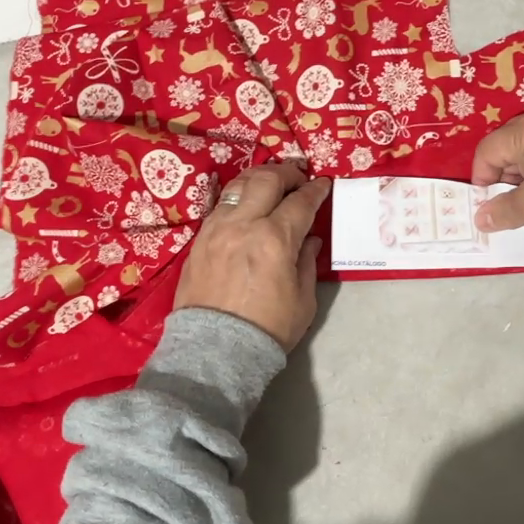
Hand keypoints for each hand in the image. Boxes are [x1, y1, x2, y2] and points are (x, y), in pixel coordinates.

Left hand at [175, 163, 331, 350]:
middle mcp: (244, 225)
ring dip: (259, 177)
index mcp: (275, 240)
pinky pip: (221, 205)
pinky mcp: (200, 239)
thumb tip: (308, 239)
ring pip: (239, 186)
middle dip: (287, 172)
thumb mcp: (303, 300)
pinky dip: (239, 197)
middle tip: (299, 177)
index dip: (316, 190)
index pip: (300, 202)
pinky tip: (247, 203)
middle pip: (266, 180)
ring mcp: (217, 229)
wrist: (215, 351)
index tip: (324, 184)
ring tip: (272, 181)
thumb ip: (306, 261)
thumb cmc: (267, 328)